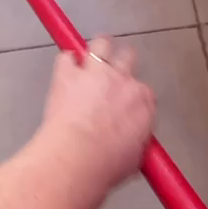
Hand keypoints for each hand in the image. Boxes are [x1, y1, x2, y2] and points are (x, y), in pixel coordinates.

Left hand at [37, 38, 155, 187]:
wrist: (79, 156)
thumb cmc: (107, 164)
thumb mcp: (135, 157)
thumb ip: (135, 140)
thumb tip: (129, 144)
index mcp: (143, 102)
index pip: (142, 90)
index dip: (130, 93)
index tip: (123, 100)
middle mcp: (123, 81)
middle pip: (127, 58)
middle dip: (120, 61)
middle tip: (111, 69)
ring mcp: (95, 73)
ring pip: (101, 45)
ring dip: (96, 48)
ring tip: (89, 53)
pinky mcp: (69, 73)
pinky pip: (67, 56)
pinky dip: (66, 61)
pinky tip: (64, 67)